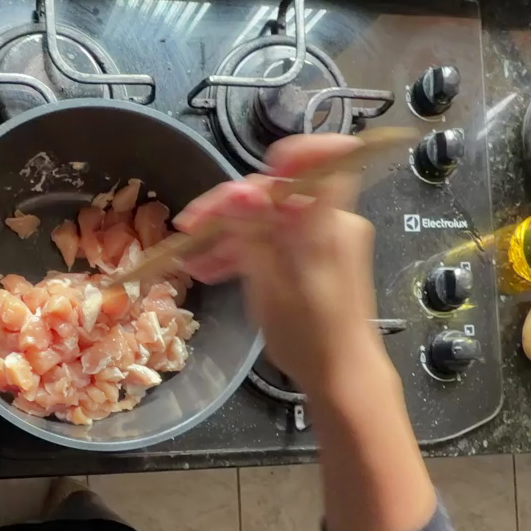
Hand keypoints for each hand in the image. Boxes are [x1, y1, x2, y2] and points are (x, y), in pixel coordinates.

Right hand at [175, 134, 385, 402]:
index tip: (248, 180)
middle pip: (276, 193)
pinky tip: (209, 269)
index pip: (326, 159)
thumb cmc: (311, 336)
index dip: (290, 155)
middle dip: (229, 207)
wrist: (342, 375)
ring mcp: (321, 240)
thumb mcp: (271, 285)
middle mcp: (329, 222)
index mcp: (327, 222)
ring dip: (227, 234)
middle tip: (188, 229)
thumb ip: (253, 234)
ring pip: (268, 220)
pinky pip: (275, 242)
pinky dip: (244, 252)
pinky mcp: (313, 259)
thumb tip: (237, 191)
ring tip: (189, 259)